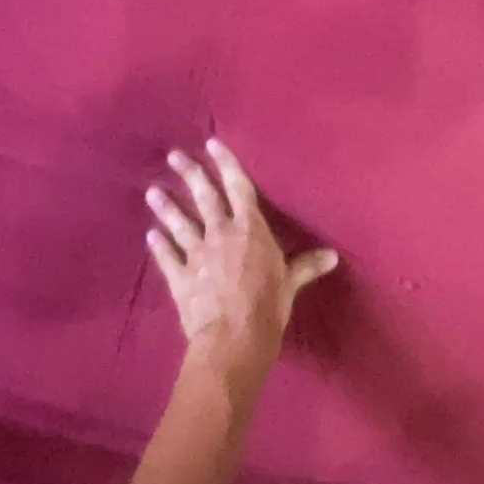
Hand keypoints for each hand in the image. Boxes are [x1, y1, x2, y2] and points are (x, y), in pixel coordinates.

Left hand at [146, 139, 338, 397]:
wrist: (233, 338)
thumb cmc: (268, 305)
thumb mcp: (291, 282)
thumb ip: (307, 265)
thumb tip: (333, 256)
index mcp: (250, 229)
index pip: (238, 187)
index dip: (226, 164)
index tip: (213, 144)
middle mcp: (221, 234)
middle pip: (204, 198)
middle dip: (190, 175)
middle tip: (174, 156)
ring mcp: (196, 254)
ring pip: (179, 223)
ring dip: (166, 207)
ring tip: (152, 191)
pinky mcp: (179, 277)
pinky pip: (167, 257)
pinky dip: (158, 245)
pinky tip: (150, 235)